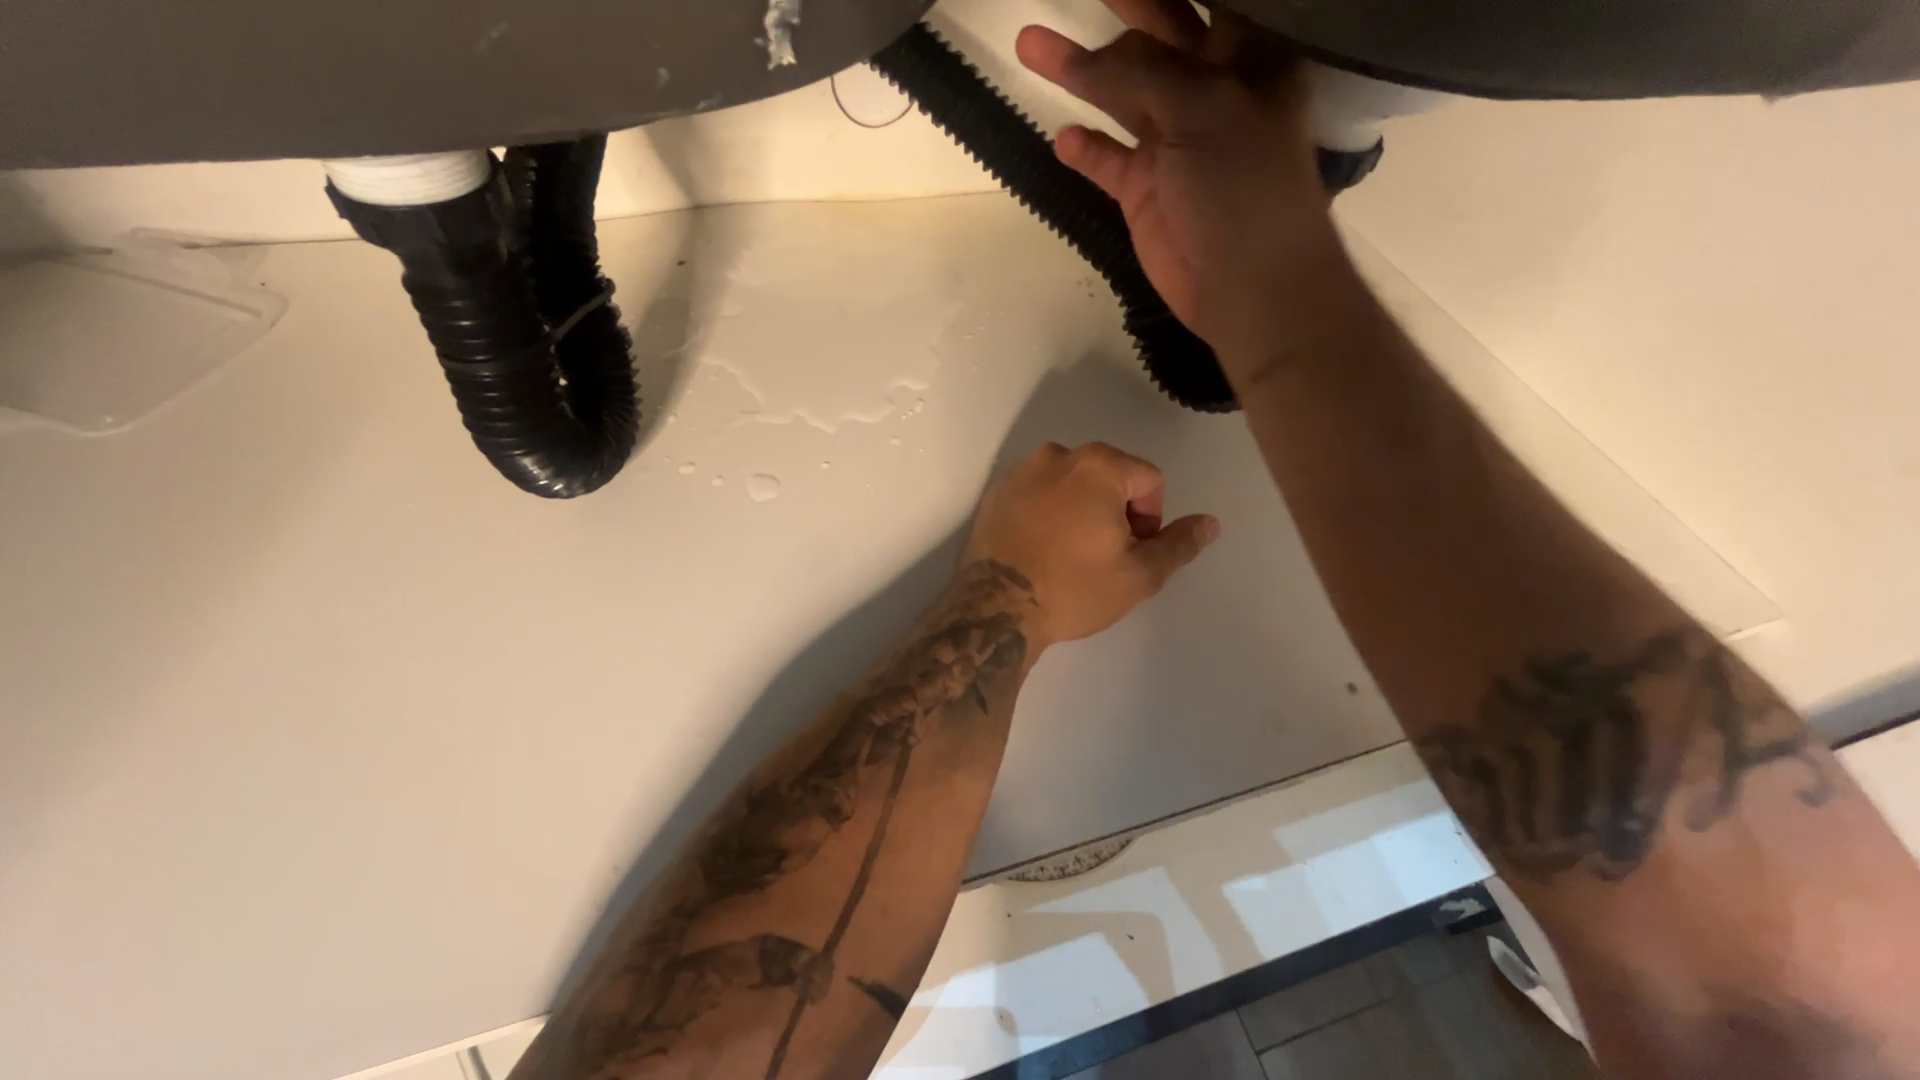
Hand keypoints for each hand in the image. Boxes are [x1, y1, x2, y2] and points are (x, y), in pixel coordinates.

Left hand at [962, 442, 1219, 647]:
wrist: (995, 607)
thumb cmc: (1073, 588)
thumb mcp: (1139, 574)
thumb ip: (1178, 544)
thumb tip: (1210, 523)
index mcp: (1098, 465)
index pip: (1148, 480)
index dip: (1151, 518)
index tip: (1131, 552)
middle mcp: (1057, 456)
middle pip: (1108, 476)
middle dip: (1116, 511)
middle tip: (1104, 556)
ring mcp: (1020, 472)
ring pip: (1070, 484)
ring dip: (1080, 510)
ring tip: (1070, 555)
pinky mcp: (994, 494)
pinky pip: (1036, 495)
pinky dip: (1046, 514)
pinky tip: (1041, 550)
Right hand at [1016, 0, 1348, 358]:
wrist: (1248, 285)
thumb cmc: (1243, 185)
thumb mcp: (1204, 107)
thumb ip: (1145, 73)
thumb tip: (1093, 59)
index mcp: (1246, 61)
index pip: (1203, 5)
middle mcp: (1210, 94)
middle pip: (1155, 39)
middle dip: (1118, 11)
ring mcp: (1174, 145)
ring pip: (1118, 96)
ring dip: (1078, 73)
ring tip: (1029, 44)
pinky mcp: (1145, 191)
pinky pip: (1107, 160)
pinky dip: (1085, 150)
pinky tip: (1062, 138)